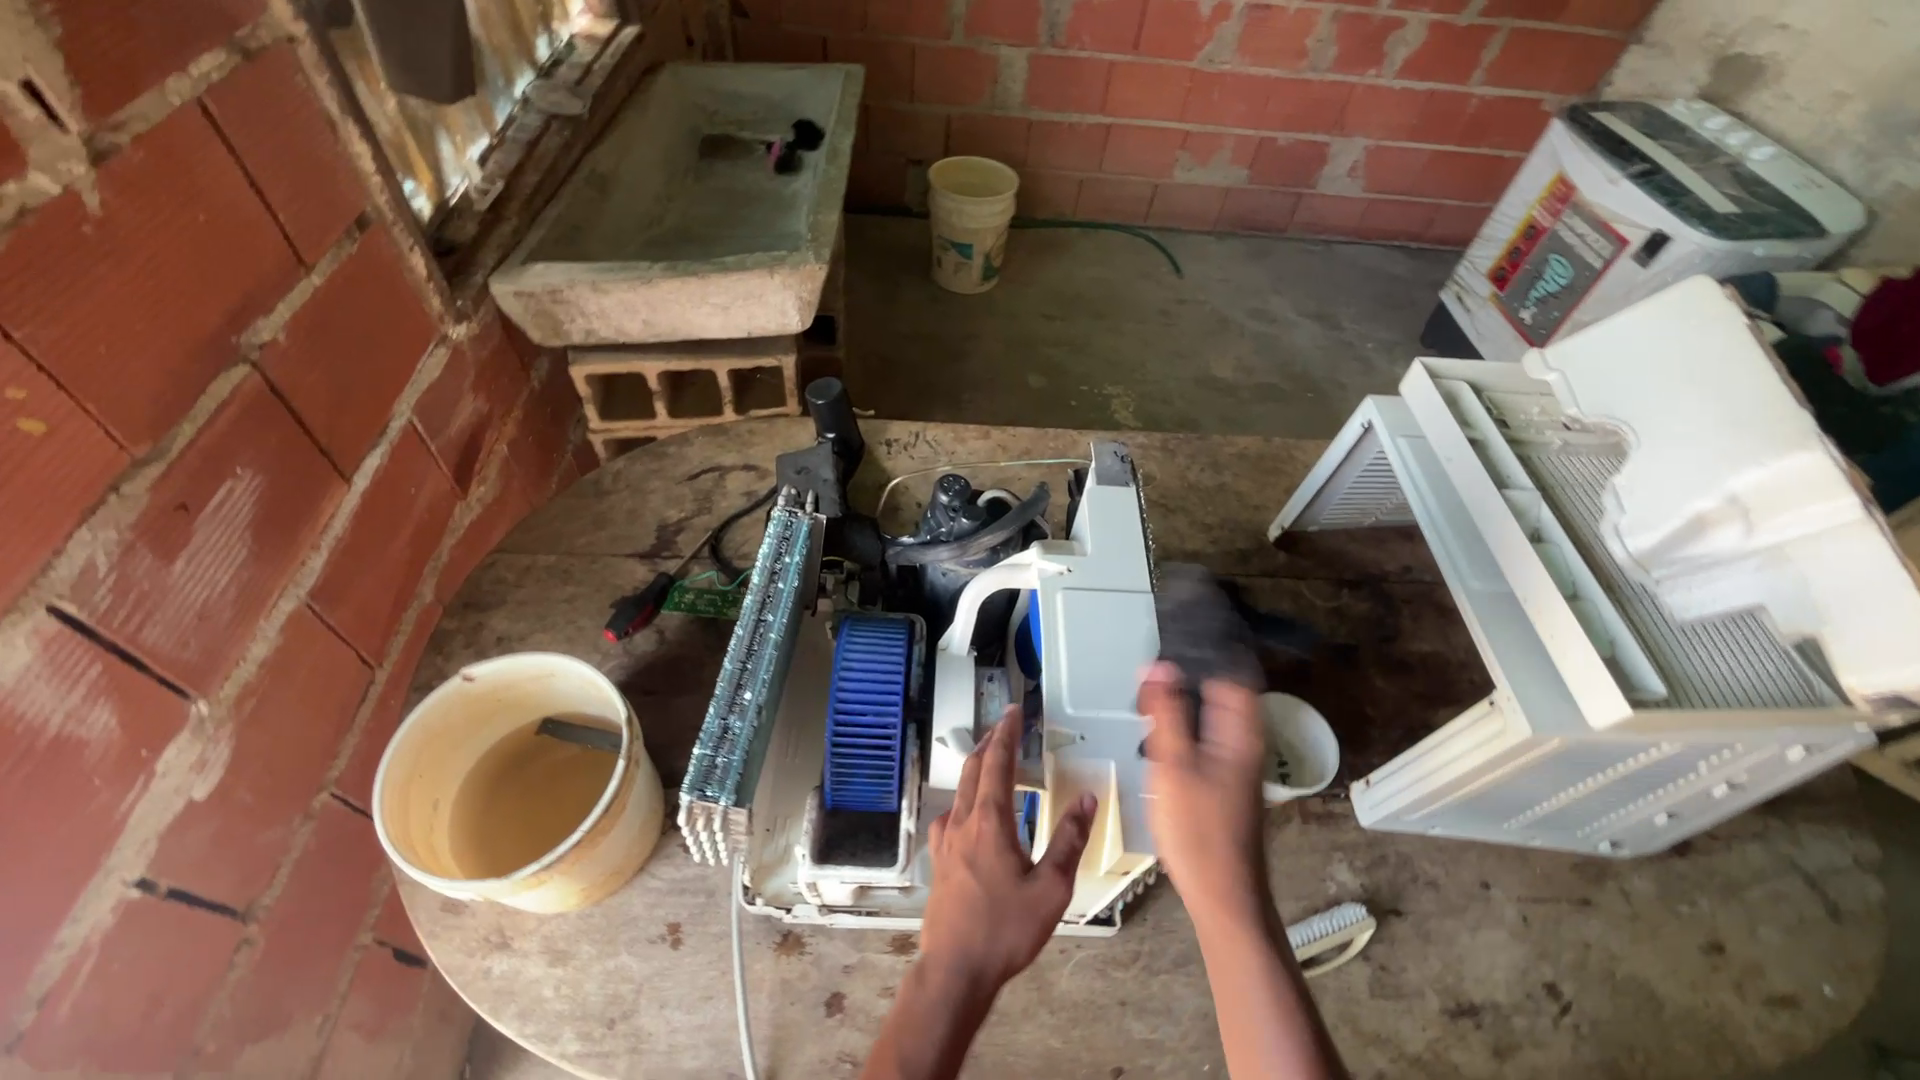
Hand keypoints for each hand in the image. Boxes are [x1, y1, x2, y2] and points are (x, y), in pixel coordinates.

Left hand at [920, 707, 1096, 994]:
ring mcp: (944, 841)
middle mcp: (962, 822)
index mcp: (990, 822)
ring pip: (959, 790)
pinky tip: (970, 813)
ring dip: (976, 767)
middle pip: (973, 769)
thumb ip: (1069, 840)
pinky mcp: (938, 861)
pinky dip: (965, 798)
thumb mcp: (1051, 888)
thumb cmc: (1005, 930)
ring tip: (992, 760)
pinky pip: (950, 815)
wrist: (955, 970)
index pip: (998, 763)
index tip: (1014, 710)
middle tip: (1005, 724)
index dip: (1007, 733)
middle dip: (990, 742)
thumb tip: (1086, 799)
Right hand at [1138, 663, 1269, 918]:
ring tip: (1148, 703)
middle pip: (1222, 696)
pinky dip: (1183, 733)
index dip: (1205, 656)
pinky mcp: (1225, 786)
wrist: (1222, 894)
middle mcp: (1246, 745)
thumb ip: (1165, 713)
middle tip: (1151, 676)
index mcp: (1241, 733)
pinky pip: (1205, 743)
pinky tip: (1158, 742)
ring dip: (1183, 708)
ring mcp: (1237, 768)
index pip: (1232, 675)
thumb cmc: (1198, 830)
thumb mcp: (1173, 764)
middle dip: (1188, 681)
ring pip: (1212, 721)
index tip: (1171, 646)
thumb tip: (1158, 667)